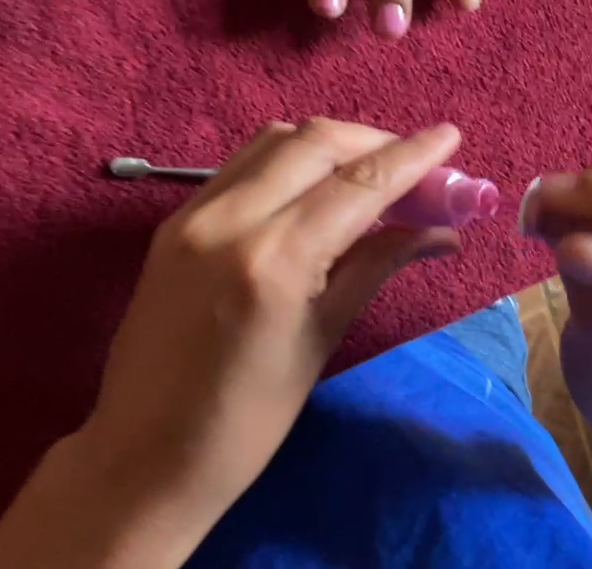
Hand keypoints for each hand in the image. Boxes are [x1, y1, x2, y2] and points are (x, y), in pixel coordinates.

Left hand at [0, 120, 464, 566]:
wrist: (141, 455)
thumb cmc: (247, 421)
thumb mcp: (322, 340)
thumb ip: (377, 264)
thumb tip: (440, 229)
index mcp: (273, 260)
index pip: (357, 183)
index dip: (412, 155)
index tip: (450, 136)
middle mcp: (230, 217)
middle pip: (316, 141)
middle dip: (374, 142)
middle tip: (414, 169)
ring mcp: (194, 212)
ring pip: (276, 139)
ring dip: (331, 144)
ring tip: (368, 174)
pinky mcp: (175, 218)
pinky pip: (243, 162)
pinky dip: (289, 158)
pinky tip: (313, 185)